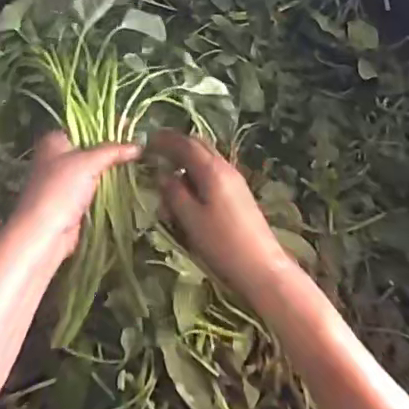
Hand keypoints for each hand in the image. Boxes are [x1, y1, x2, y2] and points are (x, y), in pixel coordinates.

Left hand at [7, 132, 139, 262]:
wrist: (44, 232)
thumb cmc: (60, 189)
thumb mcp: (86, 163)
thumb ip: (111, 151)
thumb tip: (138, 145)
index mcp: (55, 140)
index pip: (85, 125)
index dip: (107, 125)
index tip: (132, 127)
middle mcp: (57, 156)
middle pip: (90, 147)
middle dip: (113, 147)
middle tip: (141, 144)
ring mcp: (64, 178)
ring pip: (93, 167)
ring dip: (112, 167)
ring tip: (140, 160)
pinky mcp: (72, 199)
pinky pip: (94, 186)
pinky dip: (108, 184)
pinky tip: (128, 180)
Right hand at [149, 130, 296, 292]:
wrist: (264, 269)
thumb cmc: (222, 244)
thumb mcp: (189, 218)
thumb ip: (173, 191)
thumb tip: (161, 173)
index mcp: (211, 170)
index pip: (184, 143)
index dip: (163, 139)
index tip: (145, 142)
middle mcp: (225, 168)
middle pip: (198, 144)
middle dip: (175, 144)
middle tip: (155, 150)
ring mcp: (235, 180)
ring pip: (206, 157)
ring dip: (186, 157)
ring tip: (168, 168)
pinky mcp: (239, 193)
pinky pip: (212, 170)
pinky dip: (196, 169)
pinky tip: (188, 186)